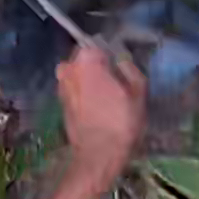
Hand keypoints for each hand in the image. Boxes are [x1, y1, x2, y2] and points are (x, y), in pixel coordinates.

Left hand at [56, 42, 145, 184]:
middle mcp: (69, 68)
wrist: (98, 156)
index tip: (121, 63)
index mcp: (87, 59)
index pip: (99, 43)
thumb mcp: (138, 90)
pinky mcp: (60, 101)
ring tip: (107, 91)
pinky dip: (83, 89)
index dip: (111, 51)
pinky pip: (74, 86)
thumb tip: (121, 58)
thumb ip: (129, 67)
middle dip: (98, 62)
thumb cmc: (121, 121)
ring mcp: (61, 85)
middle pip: (85, 55)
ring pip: (77, 71)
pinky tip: (97, 102)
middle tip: (115, 76)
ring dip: (89, 76)